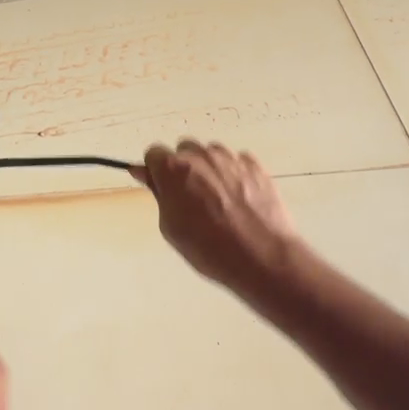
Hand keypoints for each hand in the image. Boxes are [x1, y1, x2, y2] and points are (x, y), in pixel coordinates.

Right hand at [134, 140, 302, 291]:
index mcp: (172, 169)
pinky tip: (241, 198)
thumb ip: (158, 194)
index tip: (164, 189)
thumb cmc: (209, 249)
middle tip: (192, 197)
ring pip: (210, 153)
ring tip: (220, 199)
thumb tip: (144, 173)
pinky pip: (237, 161)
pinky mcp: (255, 166)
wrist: (264, 259)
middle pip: (183, 150)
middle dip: (183, 167)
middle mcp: (199, 155)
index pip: (153, 153)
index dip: (156, 171)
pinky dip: (234, 174)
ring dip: (209, 168)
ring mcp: (229, 158)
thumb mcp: (171, 228)